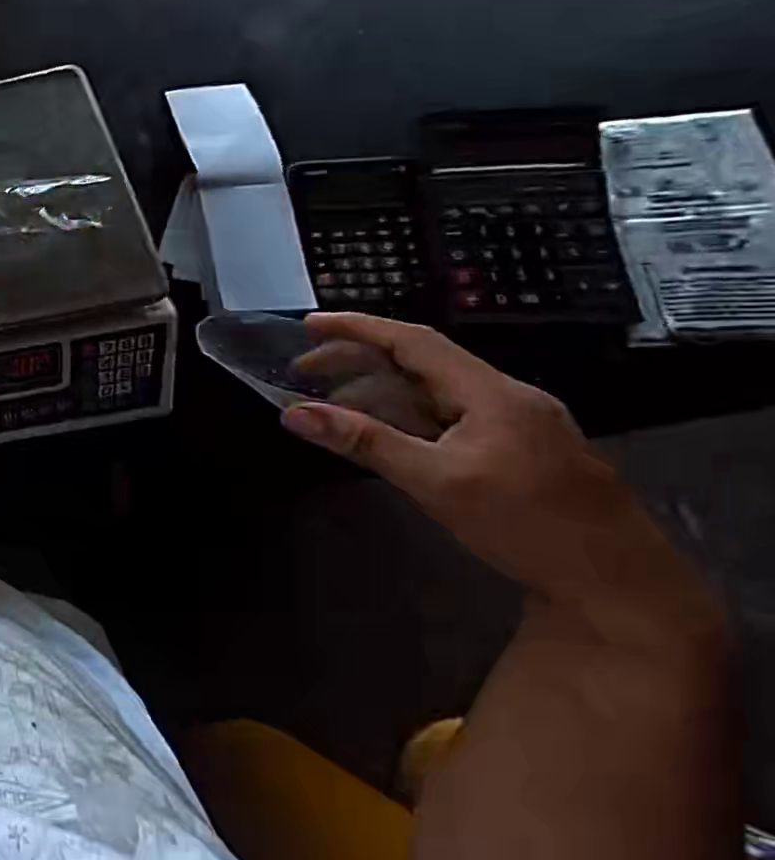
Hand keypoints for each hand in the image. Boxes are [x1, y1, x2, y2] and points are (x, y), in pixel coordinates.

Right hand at [280, 313, 710, 635]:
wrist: (620, 589)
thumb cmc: (529, 527)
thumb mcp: (436, 482)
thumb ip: (363, 442)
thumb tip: (293, 413)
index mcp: (493, 394)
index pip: (415, 341)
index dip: (358, 327)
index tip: (310, 324)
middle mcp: (506, 398)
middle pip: (420, 361)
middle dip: (357, 359)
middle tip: (302, 369)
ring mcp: (513, 424)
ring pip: (431, 390)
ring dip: (375, 389)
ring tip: (327, 402)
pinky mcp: (513, 448)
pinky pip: (444, 414)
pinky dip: (401, 413)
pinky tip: (377, 429)